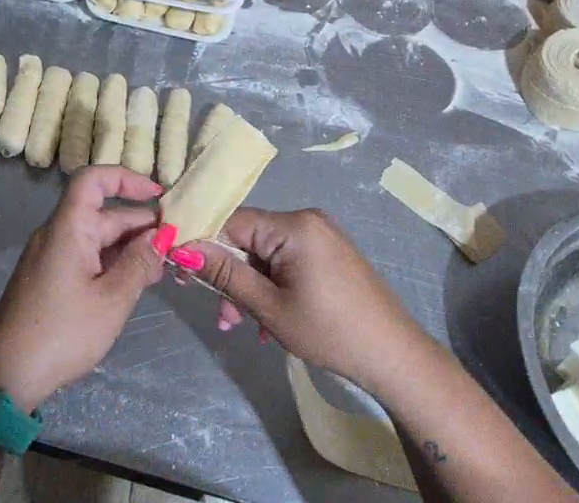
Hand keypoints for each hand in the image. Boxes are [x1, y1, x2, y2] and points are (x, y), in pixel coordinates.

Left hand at [0, 166, 167, 412]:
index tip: (159, 195)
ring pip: (98, 237)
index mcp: (68, 227)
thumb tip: (161, 237)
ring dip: (130, 247)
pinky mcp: (51, 278)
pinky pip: (87, 256)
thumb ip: (139, 264)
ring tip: (165, 268)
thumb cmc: (63, 332)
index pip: (93, 180)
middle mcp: (58, 233)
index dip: (126, 179)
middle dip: (141, 224)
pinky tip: (138, 281)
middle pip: (103, 213)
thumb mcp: (111, 300)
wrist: (8, 374)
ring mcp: (52, 256)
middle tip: (178, 245)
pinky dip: (113, 263)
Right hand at [190, 208, 431, 387]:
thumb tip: (182, 247)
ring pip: (265, 254)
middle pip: (248, 238)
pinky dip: (272, 285)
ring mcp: (321, 236)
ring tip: (246, 326)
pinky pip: (285, 261)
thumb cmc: (331, 332)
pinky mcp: (329, 253)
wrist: (396, 358)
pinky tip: (269, 321)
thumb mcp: (270, 307)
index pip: (231, 221)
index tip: (183, 273)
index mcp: (293, 225)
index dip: (203, 245)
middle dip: (230, 276)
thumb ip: (225, 274)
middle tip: (223, 317)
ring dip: (250, 287)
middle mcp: (306, 220)